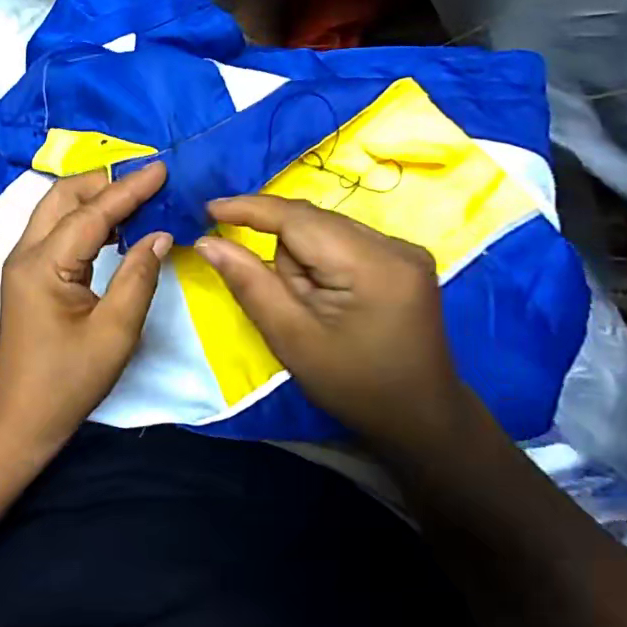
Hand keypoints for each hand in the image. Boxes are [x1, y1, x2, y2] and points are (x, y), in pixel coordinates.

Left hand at [0, 163, 172, 447]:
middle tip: (149, 179)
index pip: (90, 213)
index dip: (128, 189)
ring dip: (93, 198)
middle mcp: (24, 253)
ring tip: (137, 196)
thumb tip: (160, 234)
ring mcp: (21, 263)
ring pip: (56, 210)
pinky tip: (114, 227)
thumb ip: (138, 278)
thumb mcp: (114, 332)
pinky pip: (56, 231)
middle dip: (105, 181)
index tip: (162, 168)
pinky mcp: (27, 274)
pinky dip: (85, 219)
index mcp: (42, 265)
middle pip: (62, 196)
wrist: (22, 414)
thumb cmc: (68, 380)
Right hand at [195, 195, 469, 452]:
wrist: (419, 418)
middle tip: (281, 300)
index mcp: (372, 265)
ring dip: (301, 259)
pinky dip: (319, 261)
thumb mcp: (290, 337)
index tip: (208, 209)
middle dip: (282, 251)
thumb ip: (248, 282)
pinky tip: (326, 298)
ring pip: (324, 230)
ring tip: (311, 308)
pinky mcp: (402, 259)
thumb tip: (206, 241)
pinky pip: (341, 241)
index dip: (251, 209)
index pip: (299, 218)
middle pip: (312, 222)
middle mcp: (394, 246)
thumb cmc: (352, 384)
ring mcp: (403, 250)